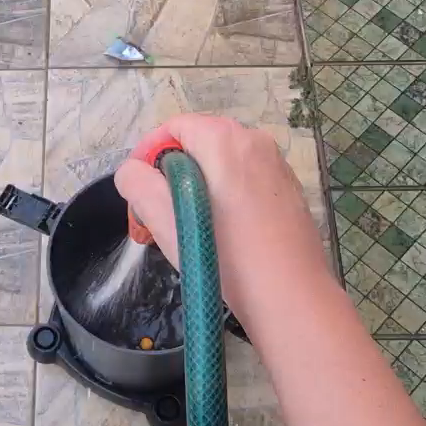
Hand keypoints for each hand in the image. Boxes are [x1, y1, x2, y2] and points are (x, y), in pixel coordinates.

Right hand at [114, 115, 332, 323]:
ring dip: (193, 190)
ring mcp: (277, 166)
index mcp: (226, 139)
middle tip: (153, 218)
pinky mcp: (289, 192)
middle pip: (197, 146)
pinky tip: (218, 236)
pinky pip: (244, 182)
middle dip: (168, 177)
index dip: (146, 155)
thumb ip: (137, 183)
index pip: (173, 127)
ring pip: (220, 166)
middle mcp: (256, 141)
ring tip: (182, 231)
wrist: (292, 299)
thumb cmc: (225, 256)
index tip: (136, 193)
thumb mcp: (165, 219)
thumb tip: (134, 172)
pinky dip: (222, 198)